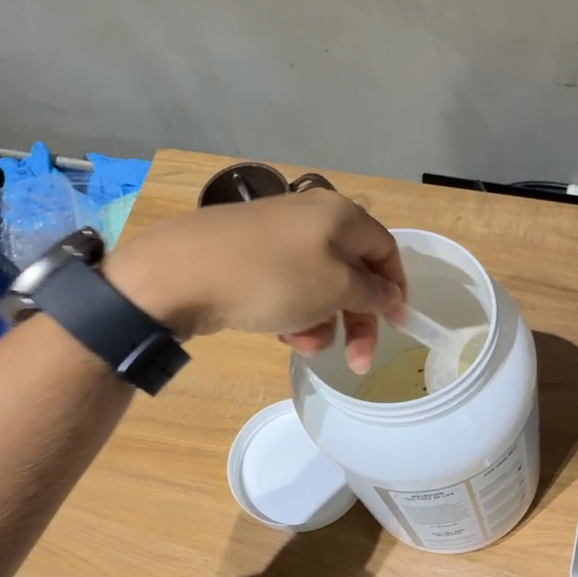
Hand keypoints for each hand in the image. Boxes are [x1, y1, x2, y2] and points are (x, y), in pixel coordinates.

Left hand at [101, 189, 406, 372]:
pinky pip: (289, 287)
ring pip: (320, 286)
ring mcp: (278, 236)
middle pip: (354, 274)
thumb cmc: (273, 278)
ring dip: (322, 322)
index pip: (386, 251)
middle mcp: (313, 218)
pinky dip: (293, 313)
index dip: (396, 290)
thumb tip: (391, 295)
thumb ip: (372, 294)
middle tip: (357, 361)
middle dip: (357, 321)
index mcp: (341, 215)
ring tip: (303, 346)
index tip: (396, 328)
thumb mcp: (335, 289)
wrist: (181, 274)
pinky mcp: (250, 255)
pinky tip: (279, 333)